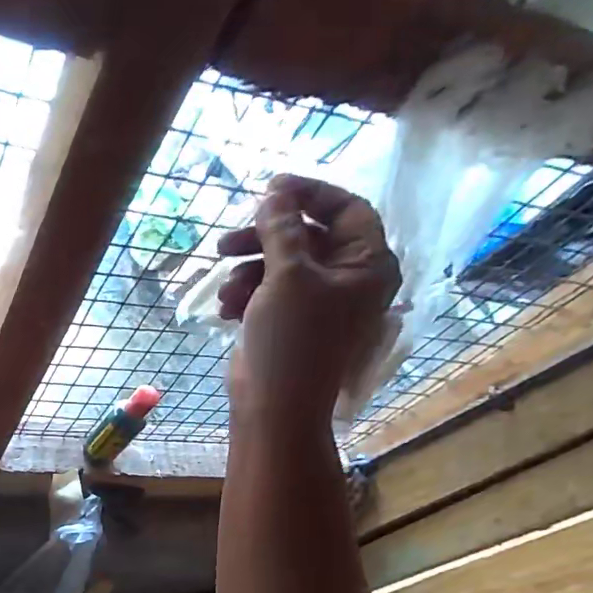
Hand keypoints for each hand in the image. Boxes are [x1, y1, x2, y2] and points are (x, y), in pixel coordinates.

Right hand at [216, 175, 400, 423]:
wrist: (274, 404)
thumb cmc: (291, 338)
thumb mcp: (287, 275)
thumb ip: (281, 229)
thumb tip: (275, 194)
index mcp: (367, 264)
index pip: (346, 209)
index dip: (308, 194)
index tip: (268, 187)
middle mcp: (348, 278)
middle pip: (306, 236)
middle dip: (263, 238)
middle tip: (225, 243)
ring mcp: (318, 301)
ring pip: (280, 263)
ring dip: (247, 270)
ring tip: (225, 290)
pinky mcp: (291, 319)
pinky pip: (268, 290)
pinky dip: (246, 293)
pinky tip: (226, 310)